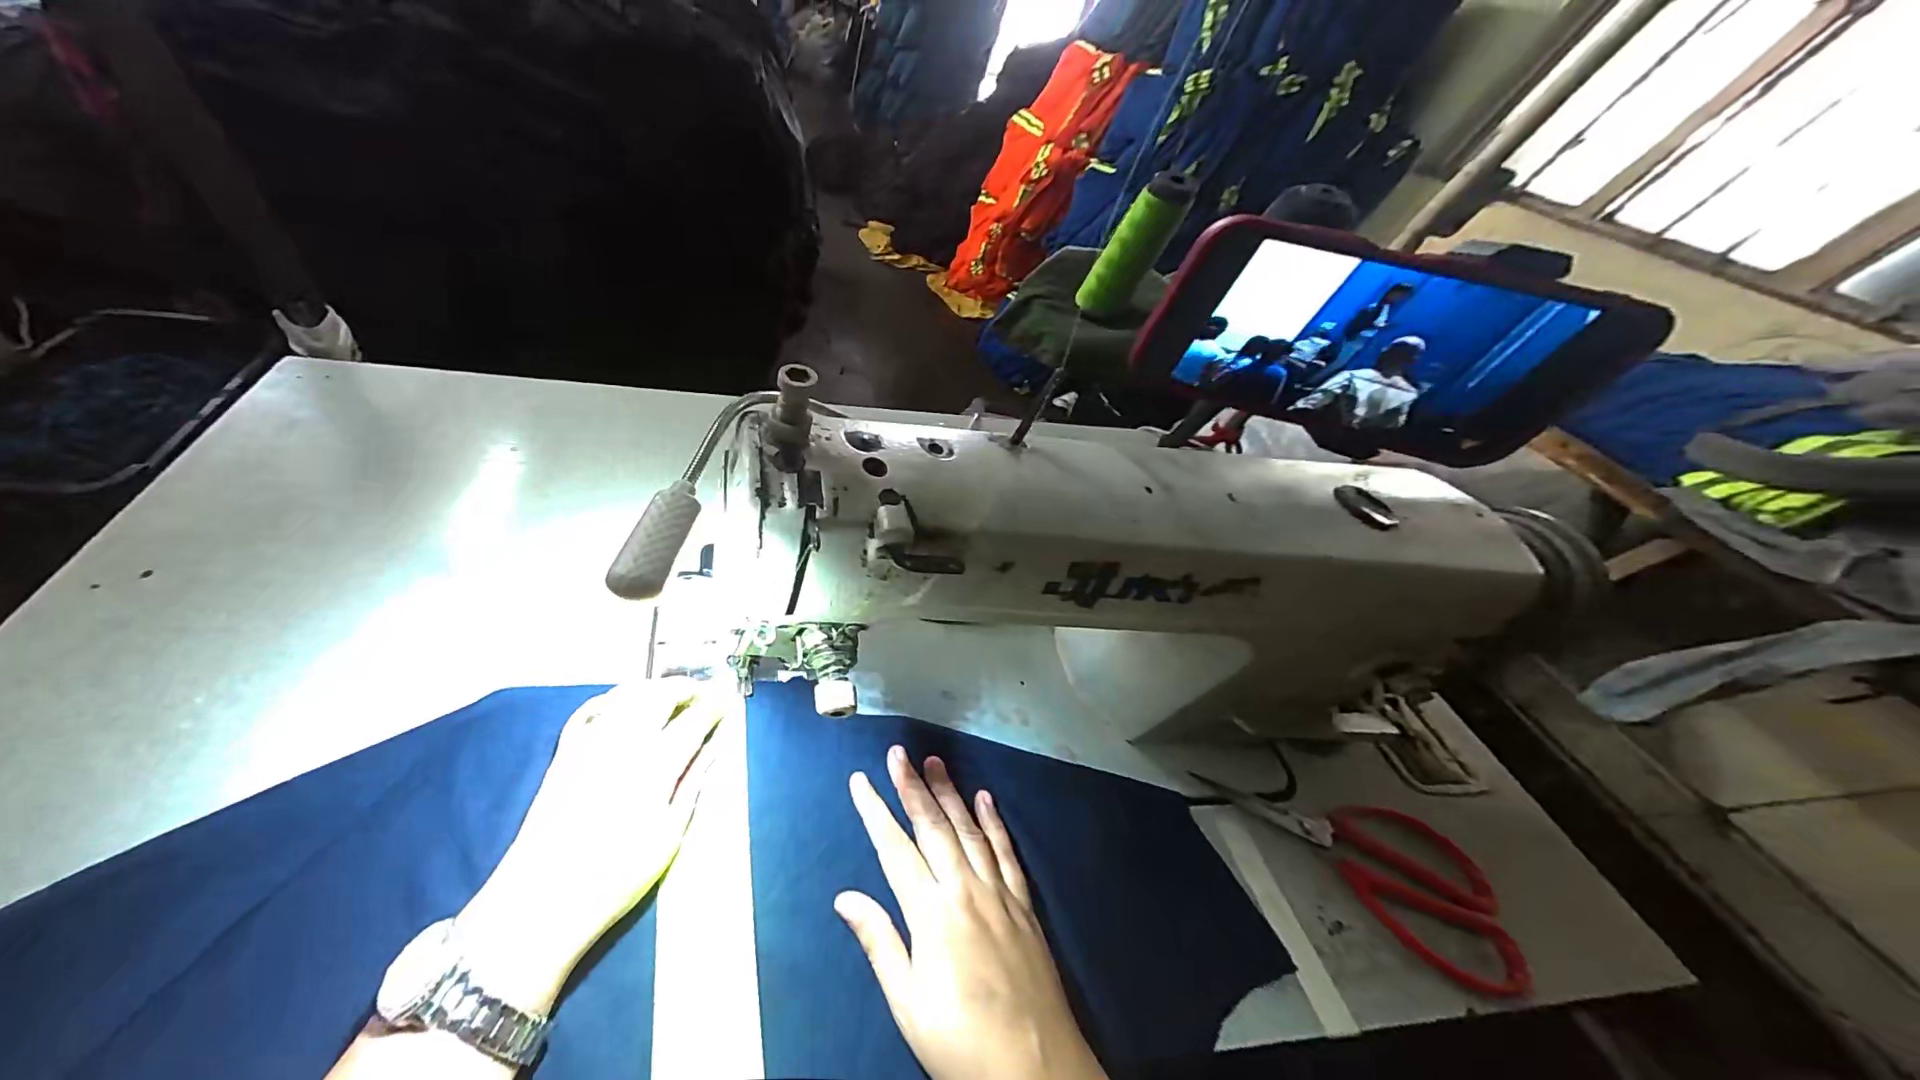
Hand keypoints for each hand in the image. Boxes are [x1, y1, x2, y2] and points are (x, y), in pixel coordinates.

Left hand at [456, 678, 726, 1012]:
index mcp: (654, 766)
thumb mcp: (668, 837)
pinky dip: (611, 699)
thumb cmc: (615, 877)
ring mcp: (588, 746)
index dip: (715, 705)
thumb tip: (712, 751)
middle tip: (703, 693)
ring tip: (670, 694)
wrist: (540, 902)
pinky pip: (589, 712)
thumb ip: (691, 785)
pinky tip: (622, 704)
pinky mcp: (563, 755)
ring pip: (625, 696)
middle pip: (658, 696)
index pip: (694, 720)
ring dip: (653, 688)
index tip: (728, 698)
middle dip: (686, 688)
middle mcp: (622, 745)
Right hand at [837, 747, 1106, 1079]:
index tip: (861, 782)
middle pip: (933, 828)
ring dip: (951, 794)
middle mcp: (965, 891)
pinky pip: (1007, 853)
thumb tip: (846, 898)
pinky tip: (986, 800)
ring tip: (935, 763)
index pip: (896, 850)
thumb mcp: (908, 1003)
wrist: (1035, 1067)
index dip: (875, 812)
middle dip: (912, 787)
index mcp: (931, 914)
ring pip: (969, 831)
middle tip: (898, 754)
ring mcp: (999, 894)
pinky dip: (995, 823)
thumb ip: (880, 943)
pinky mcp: (1024, 905)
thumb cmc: (960, 1041)